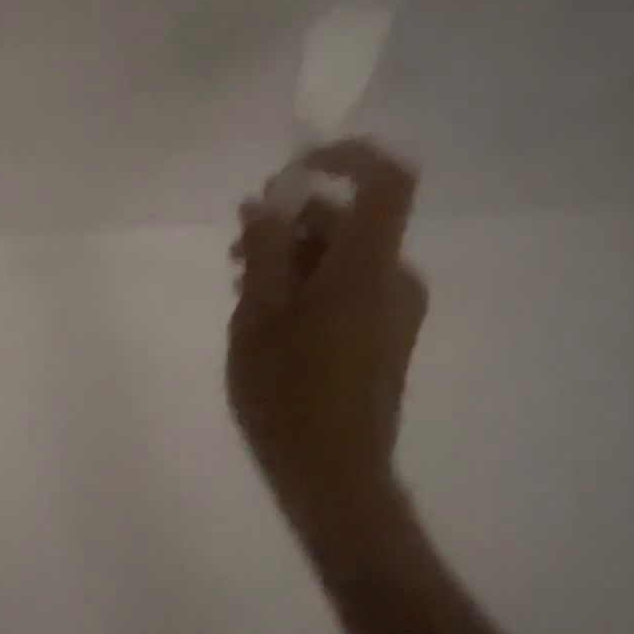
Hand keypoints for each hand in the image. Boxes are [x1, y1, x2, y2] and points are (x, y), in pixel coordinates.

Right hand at [227, 139, 426, 523]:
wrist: (333, 474)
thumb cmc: (287, 392)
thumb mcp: (258, 314)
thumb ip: (265, 248)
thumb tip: (267, 200)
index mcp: (368, 267)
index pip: (385, 179)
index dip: (343, 158)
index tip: (288, 174)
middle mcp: (395, 279)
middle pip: (354, 220)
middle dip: (294, 219)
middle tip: (238, 246)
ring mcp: (395, 311)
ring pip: (346, 257)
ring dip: (295, 255)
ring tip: (242, 285)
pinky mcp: (386, 338)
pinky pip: (351, 287)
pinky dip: (311, 284)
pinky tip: (269, 315)